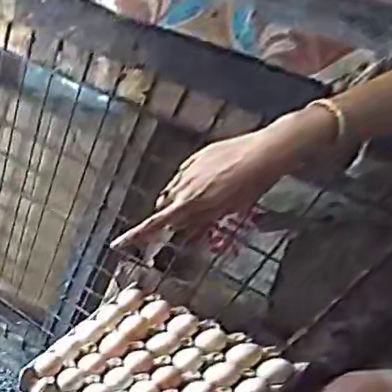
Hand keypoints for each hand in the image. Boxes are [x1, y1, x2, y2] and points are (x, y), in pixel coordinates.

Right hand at [112, 105, 337, 249]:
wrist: (274, 148)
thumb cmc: (254, 182)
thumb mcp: (228, 208)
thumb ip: (200, 220)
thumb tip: (182, 229)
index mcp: (189, 203)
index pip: (155, 223)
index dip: (135, 235)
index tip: (117, 243)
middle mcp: (183, 187)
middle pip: (164, 207)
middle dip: (171, 213)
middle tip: (191, 215)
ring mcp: (189, 169)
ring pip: (173, 190)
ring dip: (181, 196)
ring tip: (206, 192)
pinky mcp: (197, 156)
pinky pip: (184, 173)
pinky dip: (191, 179)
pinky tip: (212, 176)